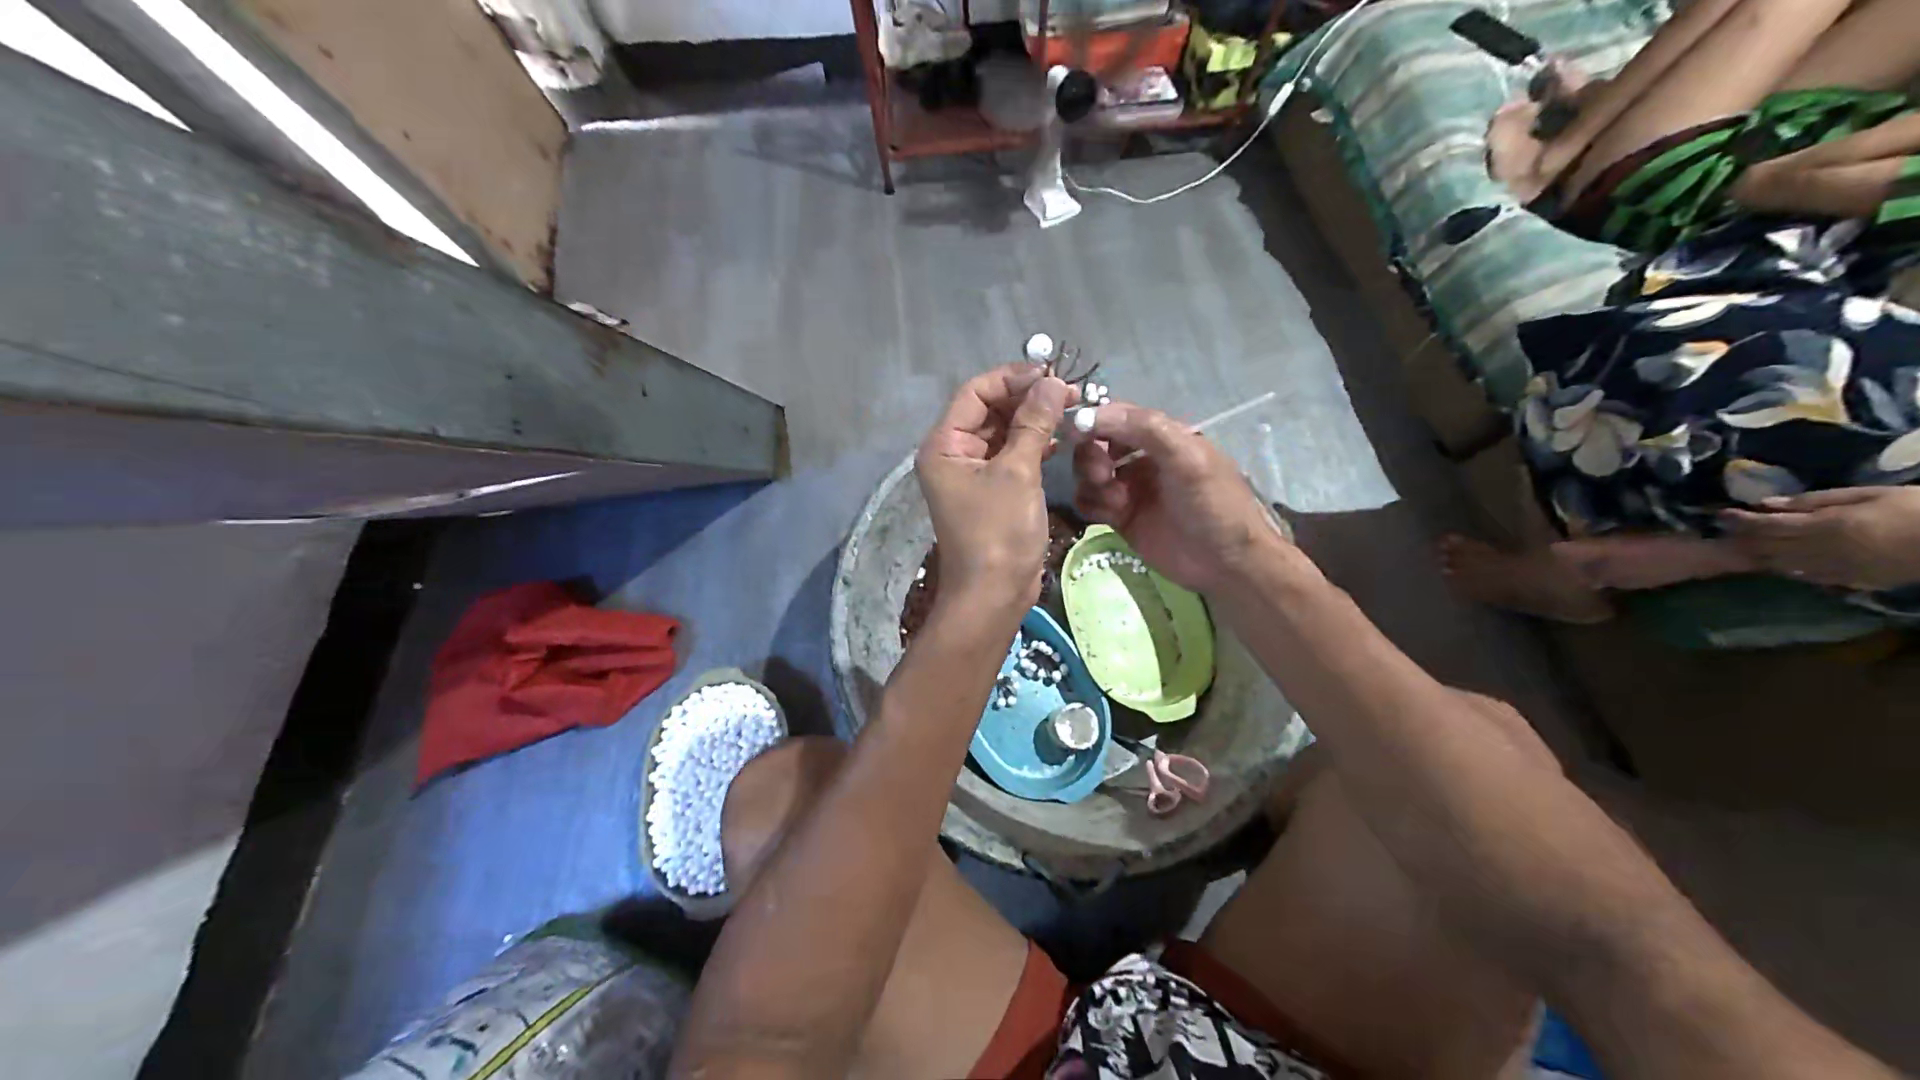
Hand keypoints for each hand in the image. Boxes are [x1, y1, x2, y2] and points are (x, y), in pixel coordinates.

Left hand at [915, 365, 1070, 613]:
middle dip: (1027, 398)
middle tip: (1069, 392)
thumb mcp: (1017, 472)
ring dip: (1034, 420)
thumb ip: (1034, 423)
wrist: (993, 595)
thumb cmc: (998, 533)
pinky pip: (1011, 455)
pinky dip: (1033, 444)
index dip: (1012, 379)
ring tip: (1071, 409)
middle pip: (989, 409)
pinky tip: (1060, 439)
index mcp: (944, 445)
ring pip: (1003, 432)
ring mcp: (972, 474)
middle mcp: (953, 454)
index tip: (1052, 374)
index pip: (975, 392)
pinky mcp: (992, 491)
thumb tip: (1053, 382)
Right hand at [1071, 402, 1287, 592]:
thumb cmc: (1213, 505)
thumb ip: (1144, 429)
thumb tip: (1089, 416)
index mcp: (1163, 437)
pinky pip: (1090, 502)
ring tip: (1116, 502)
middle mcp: (1142, 458)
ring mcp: (1130, 489)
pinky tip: (1109, 515)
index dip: (1094, 421)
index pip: (1118, 416)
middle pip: (1097, 445)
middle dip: (1091, 457)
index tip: (1076, 433)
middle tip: (1102, 476)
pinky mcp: (1121, 518)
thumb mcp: (1187, 458)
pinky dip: (1091, 504)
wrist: (1225, 564)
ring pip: (1089, 475)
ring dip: (1092, 484)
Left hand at [1719, 487, 1919, 591]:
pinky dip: (1786, 567)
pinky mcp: (1853, 581)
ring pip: (1780, 564)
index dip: (1738, 520)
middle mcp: (1823, 550)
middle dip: (1742, 538)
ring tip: (1746, 544)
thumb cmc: (1919, 507)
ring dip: (1759, 555)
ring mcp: (1837, 568)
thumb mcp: (1869, 494)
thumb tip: (1767, 504)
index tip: (1721, 514)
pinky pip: (1806, 576)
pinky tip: (1781, 560)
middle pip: (1766, 547)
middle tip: (1727, 530)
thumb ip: (1815, 501)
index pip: (1765, 526)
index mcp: (1826, 526)